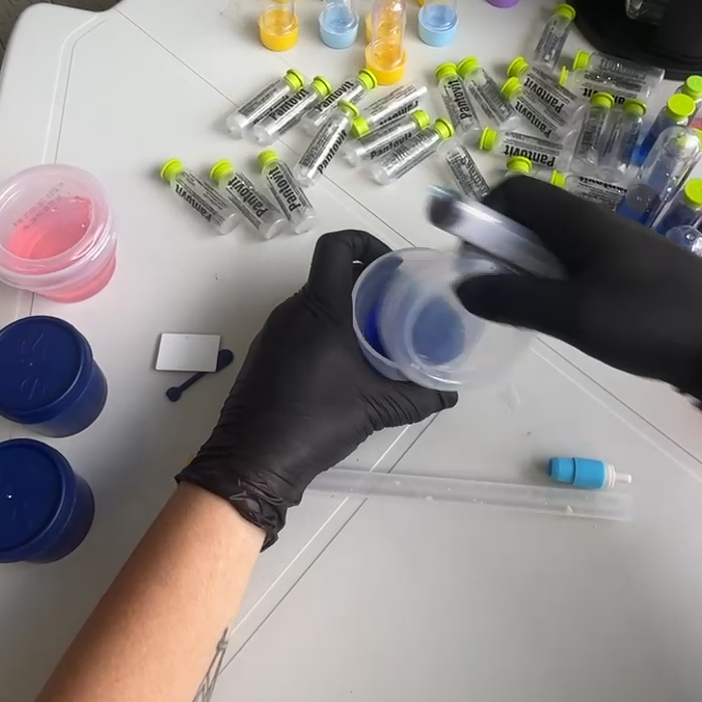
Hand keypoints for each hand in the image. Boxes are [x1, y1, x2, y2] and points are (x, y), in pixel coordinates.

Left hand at [177, 230, 455, 544]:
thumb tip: (449, 392)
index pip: (337, 247)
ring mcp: (275, 329)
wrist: (252, 459)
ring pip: (317, 299)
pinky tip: (349, 358)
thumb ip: (419, 396)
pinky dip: (328, 326)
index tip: (392, 266)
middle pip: (332, 273)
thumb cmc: (314, 421)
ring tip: (380, 331)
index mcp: (320, 308)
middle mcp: (293, 309)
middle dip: (367, 280)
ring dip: (348, 306)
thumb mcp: (377, 408)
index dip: (366, 242)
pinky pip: (302, 322)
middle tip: (399, 302)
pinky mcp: (266, 350)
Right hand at [453, 176, 701, 416]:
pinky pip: (575, 271)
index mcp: (578, 220)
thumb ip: (514, 299)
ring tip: (526, 315)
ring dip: (526, 274)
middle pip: (528, 220)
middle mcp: (593, 226)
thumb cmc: (654, 320)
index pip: (512, 192)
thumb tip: (463, 287)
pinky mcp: (629, 279)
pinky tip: (563, 322)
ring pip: (551, 249)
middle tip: (495, 297)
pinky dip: (554, 289)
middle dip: (500, 252)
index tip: (473, 262)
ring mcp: (614, 252)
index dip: (482, 218)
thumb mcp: (575, 314)